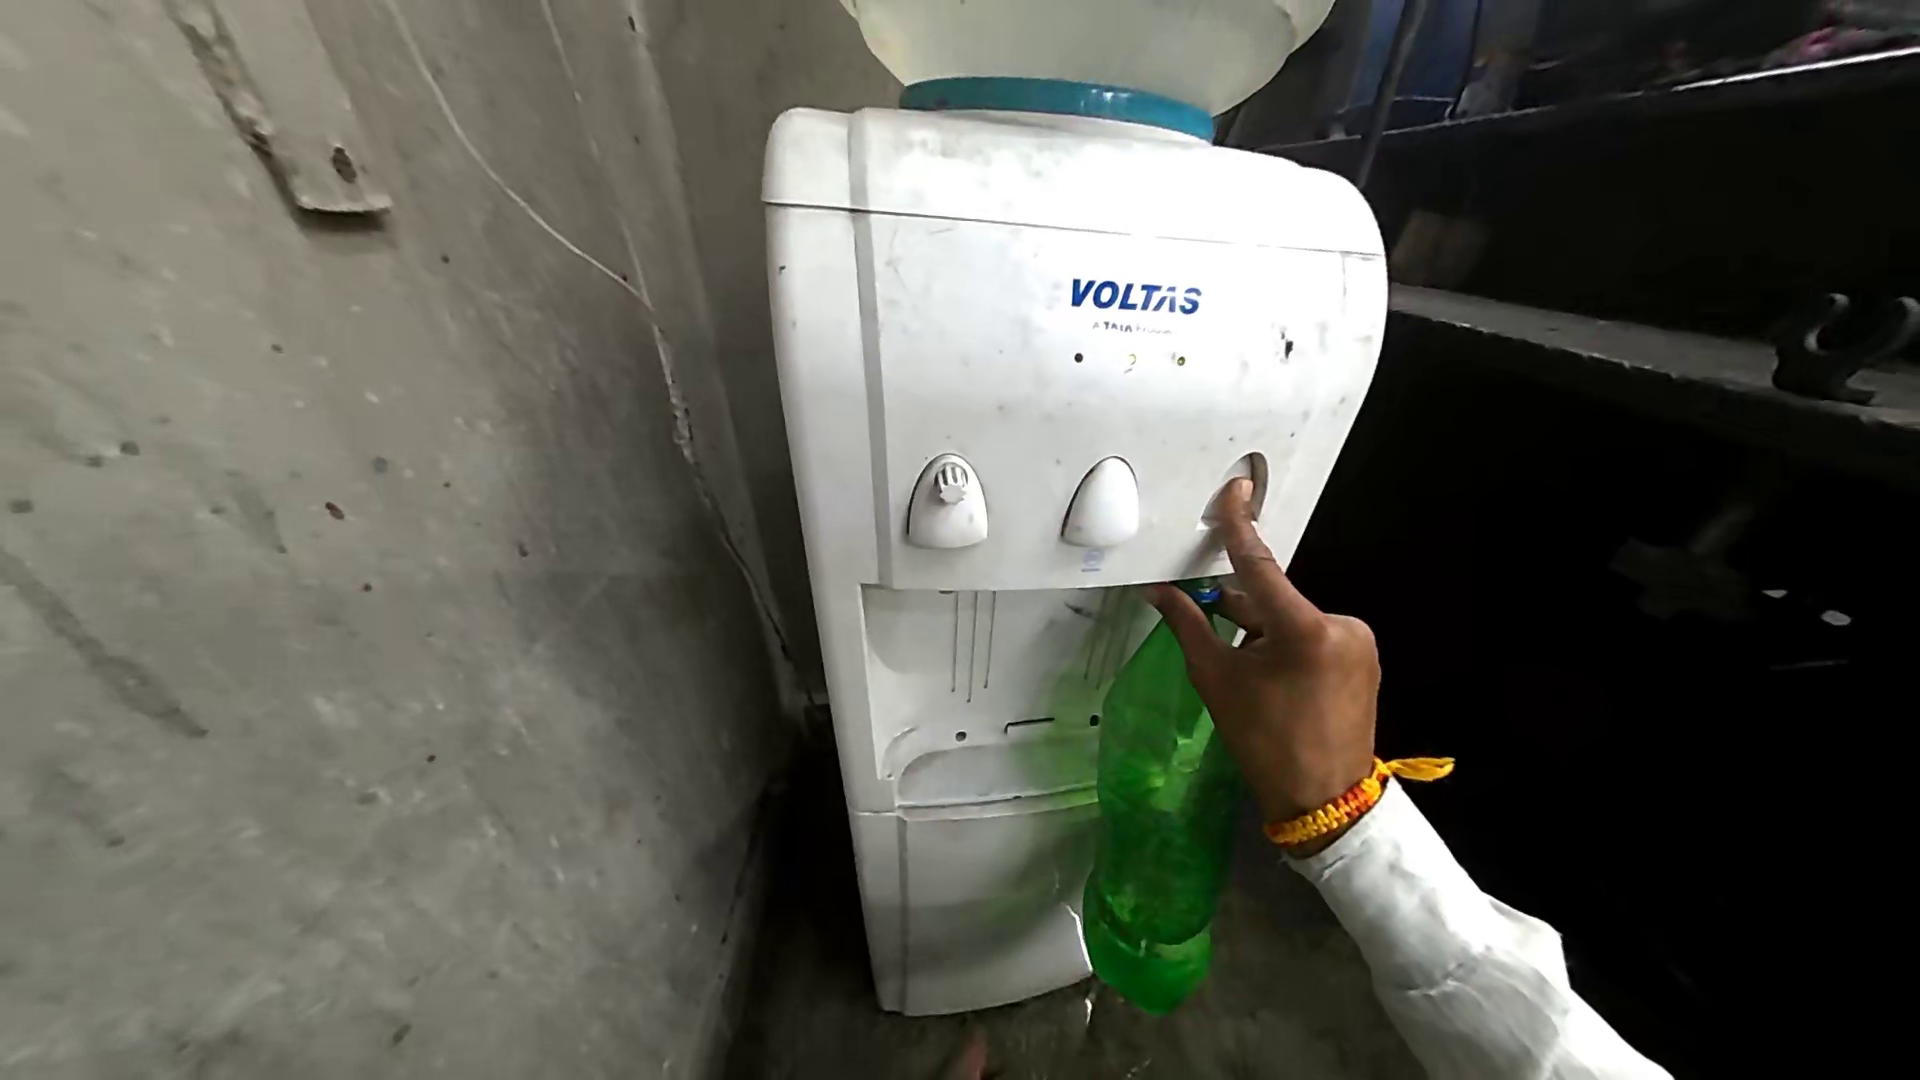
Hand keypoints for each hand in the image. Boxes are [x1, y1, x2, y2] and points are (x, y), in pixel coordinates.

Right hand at [1148, 479, 1379, 836]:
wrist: (1323, 797)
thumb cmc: (1261, 737)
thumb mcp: (1216, 677)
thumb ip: (1188, 624)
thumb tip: (1159, 591)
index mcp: (1303, 629)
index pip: (1260, 565)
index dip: (1240, 525)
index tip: (1235, 489)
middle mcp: (1339, 624)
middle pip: (1272, 598)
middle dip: (1238, 607)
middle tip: (1204, 616)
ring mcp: (1357, 640)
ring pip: (1291, 617)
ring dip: (1260, 628)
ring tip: (1241, 665)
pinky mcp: (1364, 656)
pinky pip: (1311, 633)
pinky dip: (1283, 641)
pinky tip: (1268, 673)